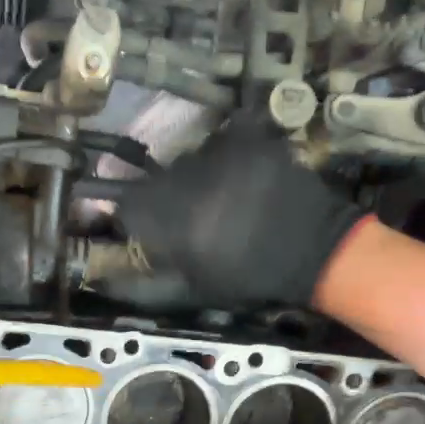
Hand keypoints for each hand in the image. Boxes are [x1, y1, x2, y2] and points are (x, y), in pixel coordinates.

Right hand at [118, 117, 367, 310]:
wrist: (315, 253)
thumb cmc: (250, 278)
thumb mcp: (194, 288)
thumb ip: (148, 279)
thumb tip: (109, 272)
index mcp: (173, 218)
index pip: (129, 202)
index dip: (129, 211)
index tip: (137, 220)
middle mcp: (191, 179)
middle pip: (161, 178)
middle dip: (167, 195)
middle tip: (190, 215)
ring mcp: (223, 155)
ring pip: (193, 157)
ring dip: (199, 174)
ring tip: (221, 195)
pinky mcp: (252, 140)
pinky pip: (227, 135)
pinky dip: (229, 148)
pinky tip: (239, 170)